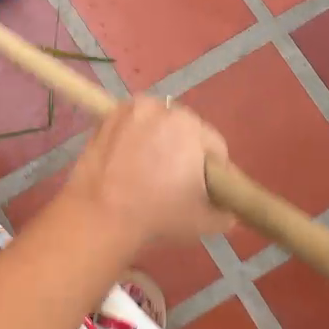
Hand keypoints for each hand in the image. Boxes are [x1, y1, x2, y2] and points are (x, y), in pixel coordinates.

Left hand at [62, 98, 231, 244]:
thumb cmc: (160, 212)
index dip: (215, 170)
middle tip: (179, 180)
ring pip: (156, 124)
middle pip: (184, 129)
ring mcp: (127, 109)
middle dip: (186, 150)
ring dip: (159, 140)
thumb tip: (225, 204)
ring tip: (152, 170)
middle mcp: (159, 107)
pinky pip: (131, 125)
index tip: (207, 189)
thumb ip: (227, 208)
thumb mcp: (209, 220)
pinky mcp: (105, 117)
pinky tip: (131, 161)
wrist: (102, 210)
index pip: (215, 146)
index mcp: (189, 125)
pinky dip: (134, 137)